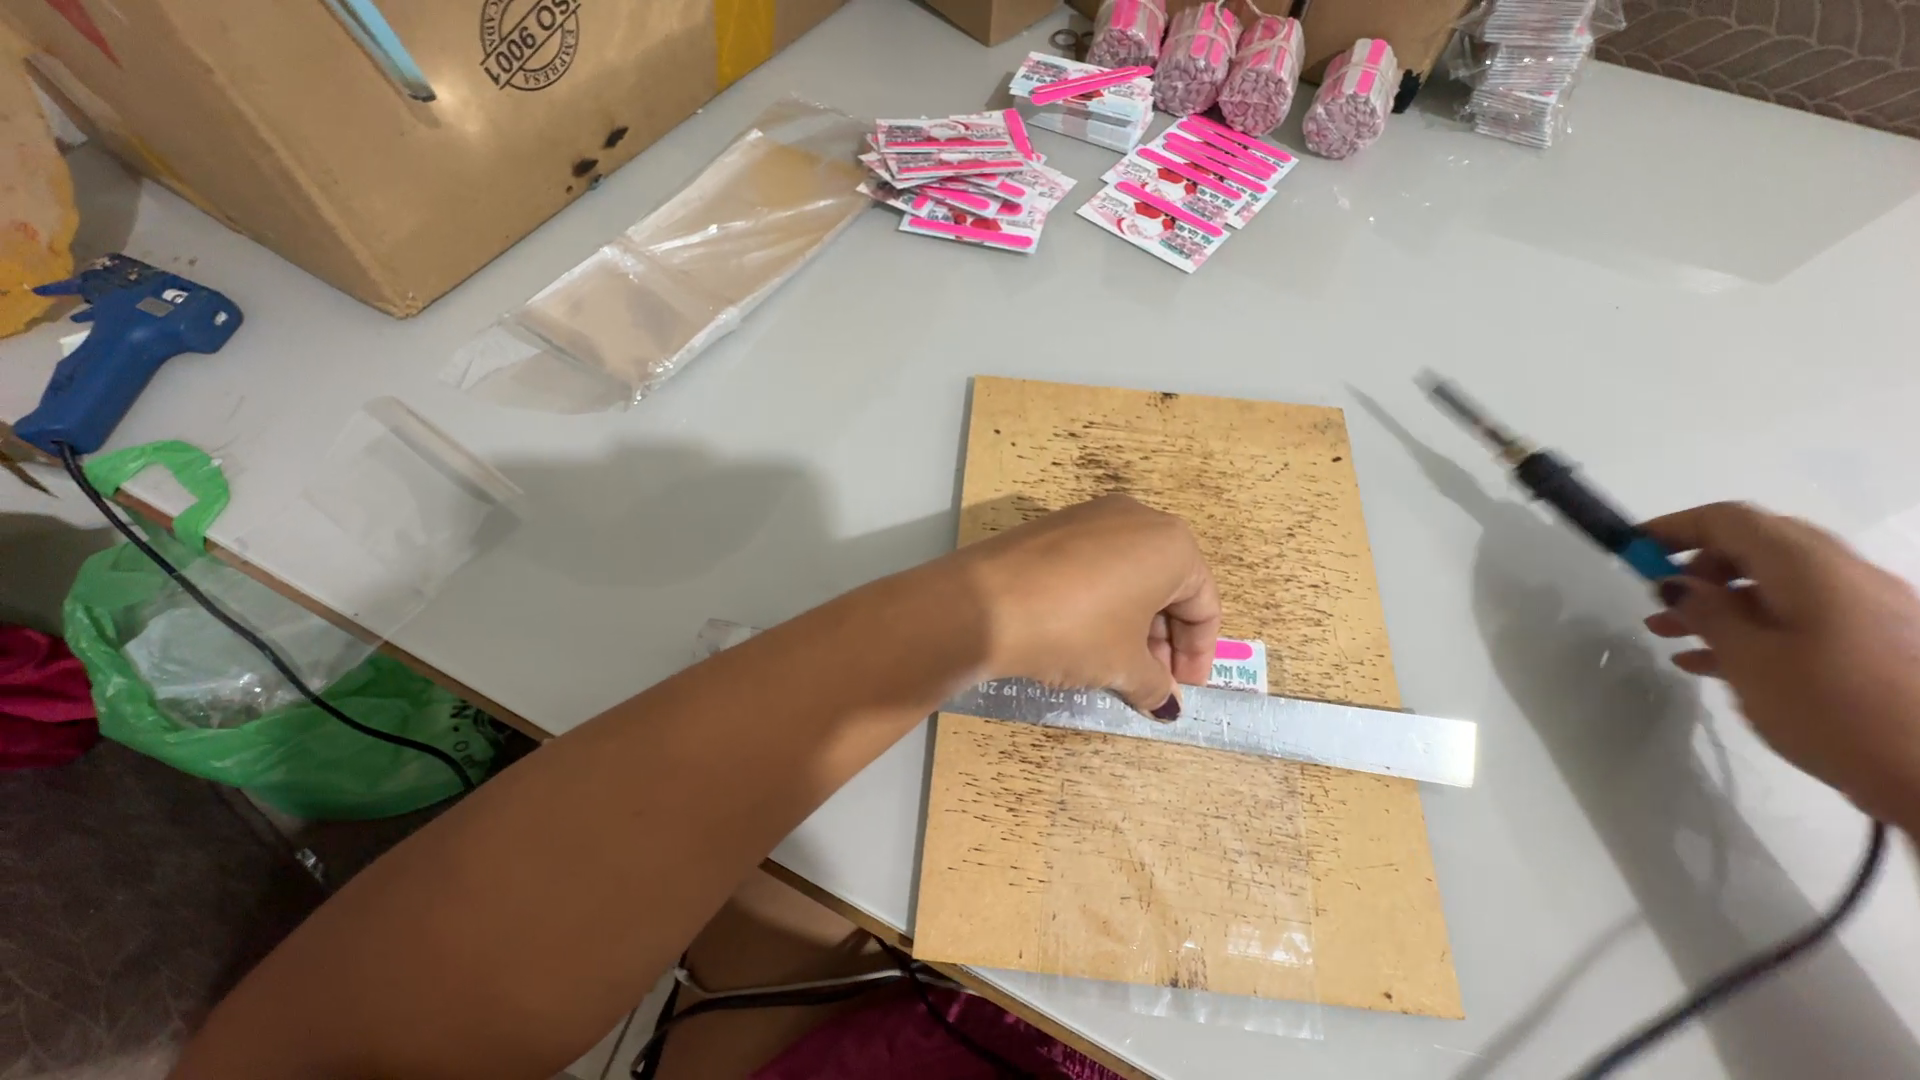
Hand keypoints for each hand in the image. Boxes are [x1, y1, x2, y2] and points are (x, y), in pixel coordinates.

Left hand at [947, 494, 1221, 719]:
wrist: (981, 604)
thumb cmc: (1073, 630)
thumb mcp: (1122, 665)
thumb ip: (1155, 684)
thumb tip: (1166, 703)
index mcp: (1171, 544)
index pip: (1204, 605)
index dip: (1199, 654)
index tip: (1185, 688)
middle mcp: (1137, 518)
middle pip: (1169, 586)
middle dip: (1164, 640)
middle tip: (1152, 682)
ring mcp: (1092, 518)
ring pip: (1131, 576)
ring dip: (1134, 624)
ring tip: (1119, 667)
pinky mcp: (1054, 527)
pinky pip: (1097, 567)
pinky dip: (1103, 602)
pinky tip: (1086, 638)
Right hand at [1643, 502, 1919, 822]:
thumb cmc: (1834, 711)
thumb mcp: (1750, 660)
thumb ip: (1707, 613)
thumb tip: (1676, 583)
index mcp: (1811, 569)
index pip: (1730, 521)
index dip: (1673, 528)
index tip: (1630, 552)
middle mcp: (1846, 575)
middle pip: (1756, 547)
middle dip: (1698, 567)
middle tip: (1659, 601)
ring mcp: (1869, 609)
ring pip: (1776, 584)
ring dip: (1720, 600)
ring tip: (1670, 634)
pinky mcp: (1878, 643)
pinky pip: (1802, 615)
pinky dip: (1753, 625)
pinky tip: (1713, 661)